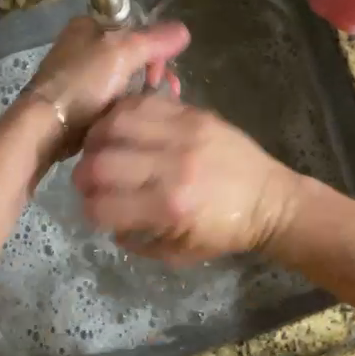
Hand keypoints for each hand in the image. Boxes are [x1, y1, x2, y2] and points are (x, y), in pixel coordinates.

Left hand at [24, 16, 189, 147]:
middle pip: (132, 57)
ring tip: (157, 108)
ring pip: (125, 82)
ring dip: (144, 93)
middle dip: (154, 73)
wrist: (46, 127)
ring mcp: (81, 77)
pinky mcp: (81, 104)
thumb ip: (154, 40)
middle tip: (167, 91)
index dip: (155, 48)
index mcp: (88, 26)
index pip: (134, 30)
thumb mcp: (121, 53)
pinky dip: (128, 108)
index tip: (164, 69)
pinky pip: (114, 102)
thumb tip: (184, 30)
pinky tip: (138, 120)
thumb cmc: (82, 82)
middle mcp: (83, 48)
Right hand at [72, 95, 303, 265]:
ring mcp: (184, 134)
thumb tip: (107, 223)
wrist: (270, 200)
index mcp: (170, 208)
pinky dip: (123, 114)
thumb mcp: (180, 253)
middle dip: (84, 175)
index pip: (103, 205)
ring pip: (115, 123)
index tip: (93, 209)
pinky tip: (122, 128)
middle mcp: (173, 167)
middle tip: (89, 180)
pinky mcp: (194, 113)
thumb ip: (138, 241)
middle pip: (100, 162)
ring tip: (101, 149)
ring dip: (98, 139)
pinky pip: (143, 102)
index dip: (88, 209)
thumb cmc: (225, 232)